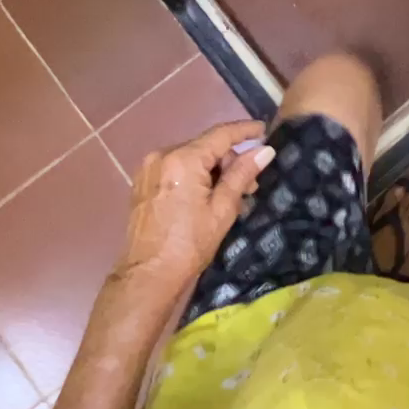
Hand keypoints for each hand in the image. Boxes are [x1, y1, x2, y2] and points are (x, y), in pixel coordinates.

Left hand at [117, 120, 272, 296]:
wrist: (147, 277)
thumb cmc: (189, 245)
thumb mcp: (222, 209)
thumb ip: (242, 174)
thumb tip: (265, 150)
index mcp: (182, 159)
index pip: (221, 135)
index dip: (245, 131)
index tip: (264, 130)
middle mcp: (162, 155)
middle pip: (206, 147)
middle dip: (230, 161)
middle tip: (251, 185)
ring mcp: (149, 169)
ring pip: (192, 158)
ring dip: (214, 171)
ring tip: (232, 197)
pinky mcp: (143, 183)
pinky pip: (177, 169)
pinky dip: (196, 177)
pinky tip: (208, 198)